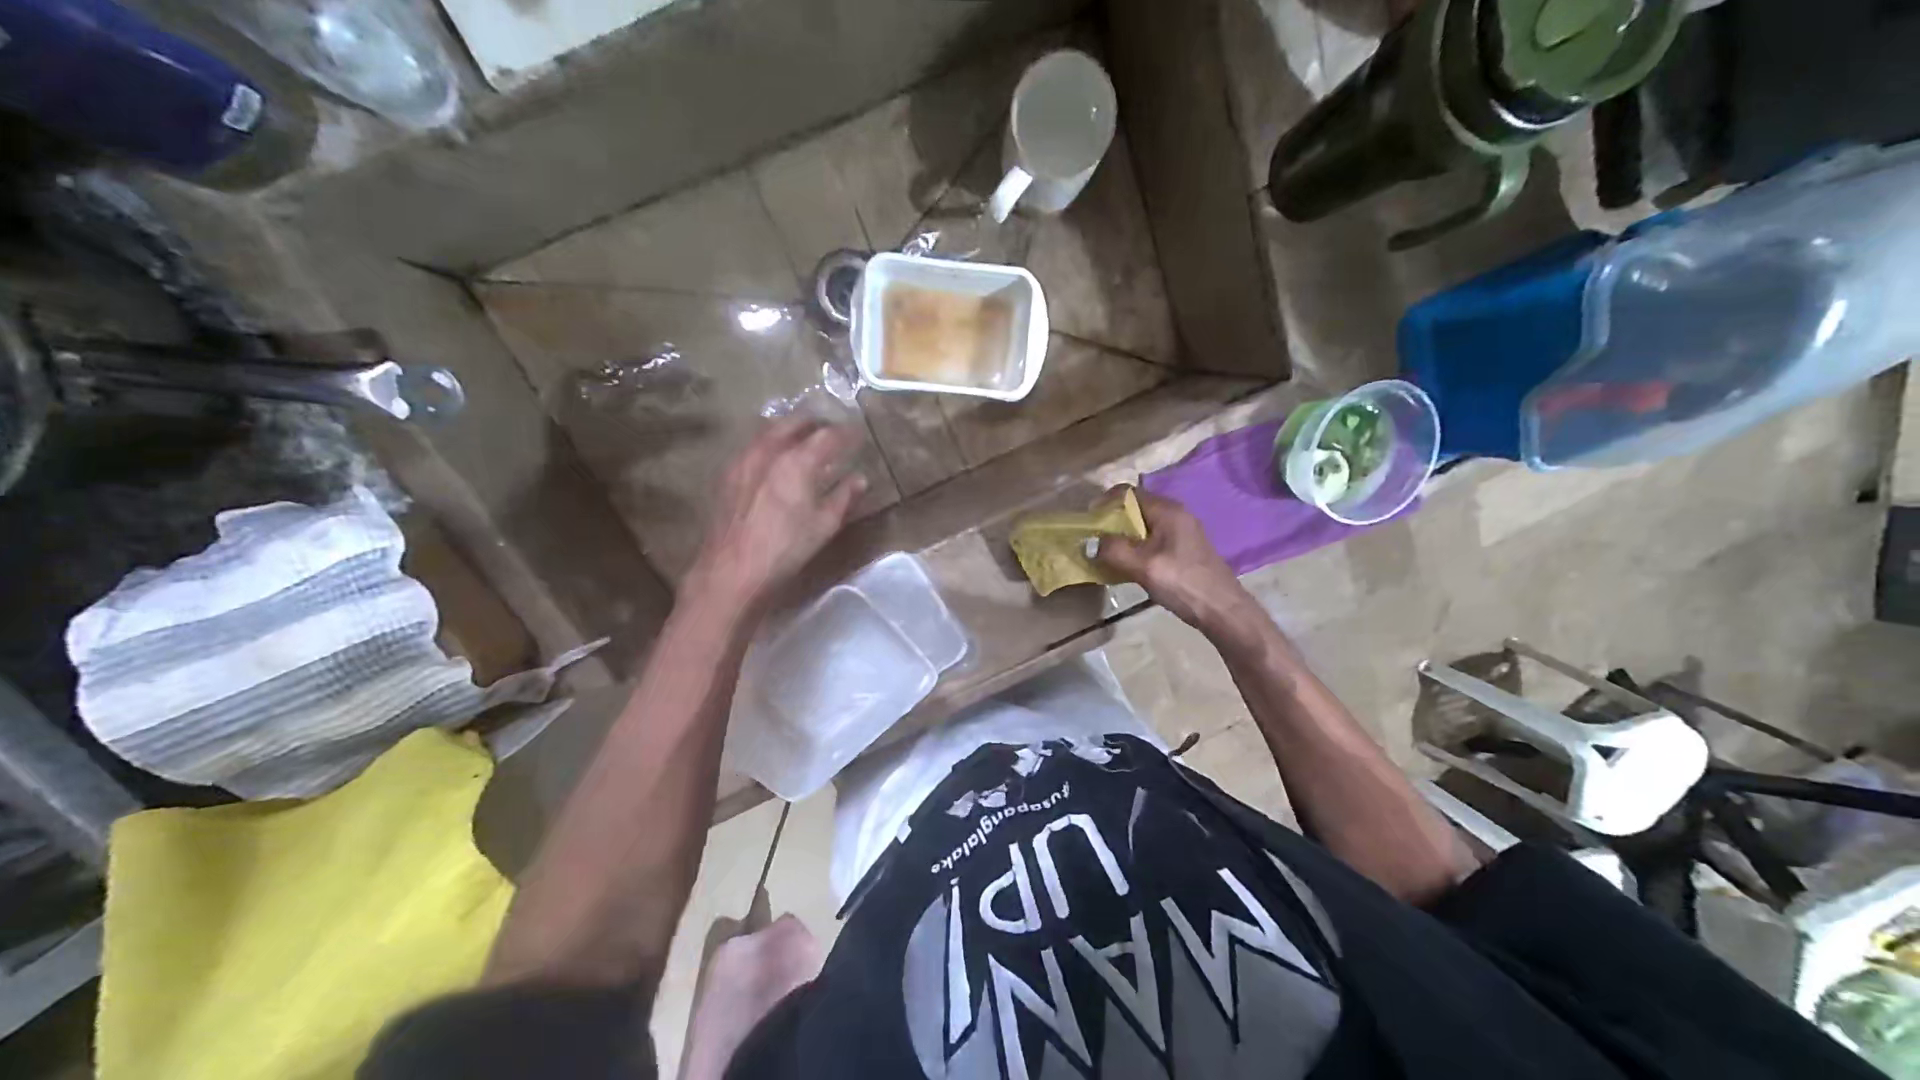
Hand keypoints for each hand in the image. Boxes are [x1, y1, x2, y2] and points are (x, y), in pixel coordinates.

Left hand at [685, 418, 867, 616]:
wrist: (730, 571)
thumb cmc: (784, 550)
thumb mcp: (823, 526)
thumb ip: (844, 497)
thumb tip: (860, 479)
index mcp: (796, 461)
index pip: (828, 435)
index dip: (846, 433)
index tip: (858, 434)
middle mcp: (767, 451)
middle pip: (794, 422)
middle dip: (815, 423)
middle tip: (830, 430)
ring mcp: (742, 459)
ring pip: (769, 431)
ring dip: (790, 429)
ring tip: (803, 439)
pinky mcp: (726, 474)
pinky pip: (752, 446)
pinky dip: (769, 444)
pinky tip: (774, 460)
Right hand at [1095, 489, 1252, 630]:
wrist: (1222, 610)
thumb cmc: (1183, 583)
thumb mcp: (1144, 566)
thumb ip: (1114, 551)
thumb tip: (1088, 543)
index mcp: (1167, 511)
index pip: (1129, 493)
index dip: (1105, 502)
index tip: (1089, 521)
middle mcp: (1175, 514)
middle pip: (1135, 508)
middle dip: (1111, 522)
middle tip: (1094, 540)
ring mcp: (1181, 532)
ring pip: (1142, 526)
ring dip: (1122, 537)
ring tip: (1106, 555)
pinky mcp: (1182, 549)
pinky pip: (1151, 540)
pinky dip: (1135, 548)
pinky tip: (1127, 566)